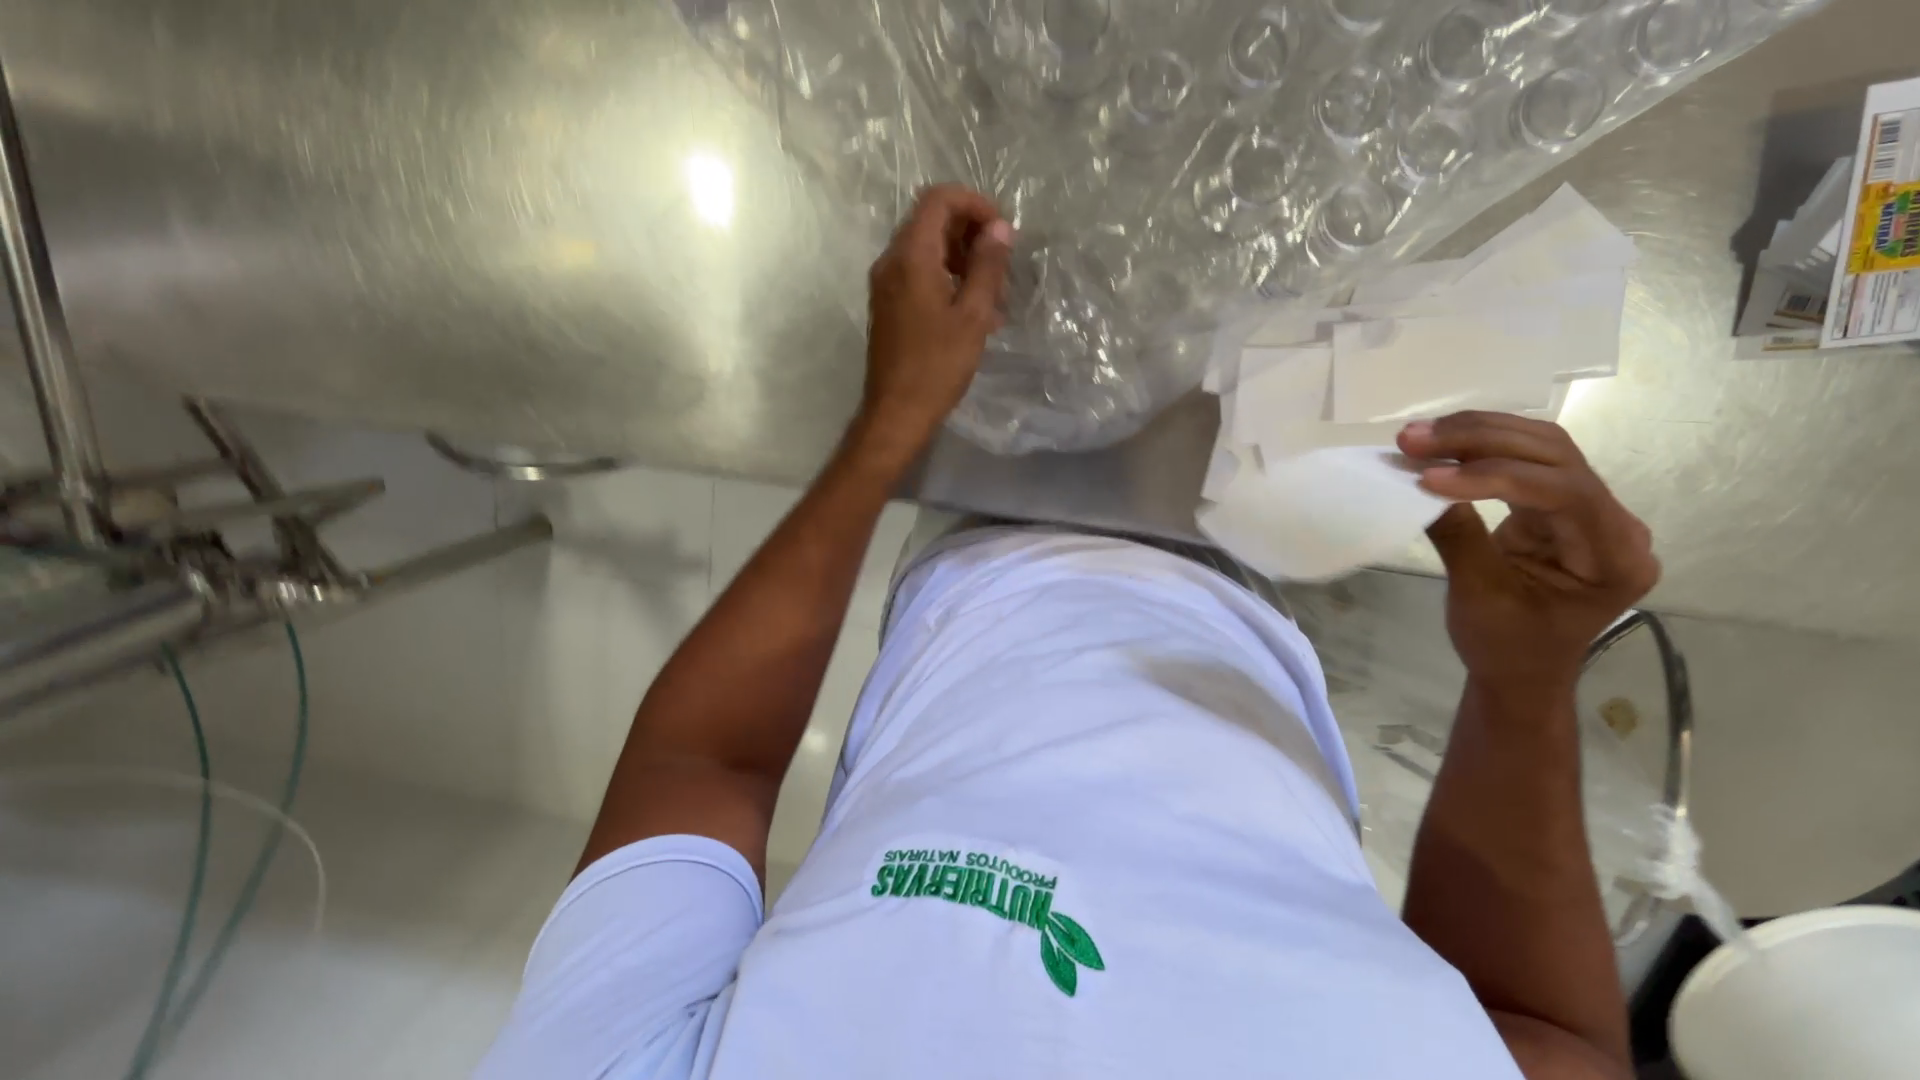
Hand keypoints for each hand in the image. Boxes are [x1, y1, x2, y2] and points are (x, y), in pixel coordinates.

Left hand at [856, 184, 1012, 459]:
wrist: (896, 412)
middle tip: (1001, 266)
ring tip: (993, 295)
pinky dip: (947, 278)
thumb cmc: (938, 365)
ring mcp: (886, 283)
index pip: (939, 199)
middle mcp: (891, 261)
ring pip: (927, 248)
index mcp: (910, 256)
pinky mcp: (888, 304)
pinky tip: (973, 312)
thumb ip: (987, 265)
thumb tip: (1000, 228)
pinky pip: (919, 274)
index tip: (1001, 232)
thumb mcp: (973, 314)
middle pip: (931, 220)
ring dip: (962, 259)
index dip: (975, 204)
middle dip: (971, 233)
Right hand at [1398, 412, 1658, 696]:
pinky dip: (1479, 450)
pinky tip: (1441, 447)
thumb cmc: (1504, 647)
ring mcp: (1591, 512)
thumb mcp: (1478, 596)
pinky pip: (1525, 463)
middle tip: (1413, 439)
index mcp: (1614, 557)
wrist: (1519, 674)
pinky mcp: (1560, 507)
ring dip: (1477, 434)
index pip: (1563, 491)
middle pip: (1555, 456)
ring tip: (1418, 436)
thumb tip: (1422, 480)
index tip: (1428, 478)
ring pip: (1541, 447)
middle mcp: (1615, 524)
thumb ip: (1458, 534)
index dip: (1495, 476)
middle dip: (1482, 439)